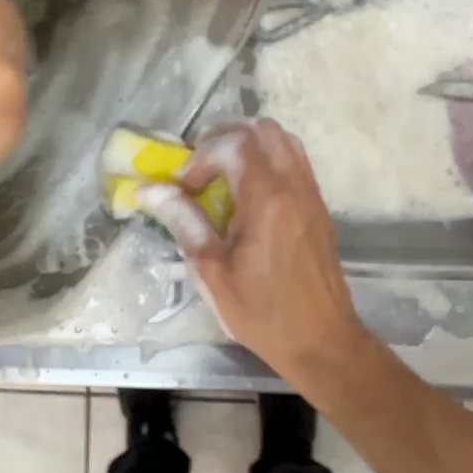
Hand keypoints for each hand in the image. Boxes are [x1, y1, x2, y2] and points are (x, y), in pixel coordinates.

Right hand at [138, 119, 378, 384]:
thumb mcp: (212, 272)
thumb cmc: (262, 314)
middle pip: (261, 130)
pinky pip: (295, 160)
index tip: (186, 187)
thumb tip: (149, 190)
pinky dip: (267, 159)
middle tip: (199, 167)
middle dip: (224, 138)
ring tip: (221, 174)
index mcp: (267, 202)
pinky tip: (247, 192)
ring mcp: (312, 194)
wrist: (323, 342)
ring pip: (282, 139)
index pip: (233, 145)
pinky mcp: (319, 206)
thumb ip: (184, 221)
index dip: (202, 155)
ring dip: (247, 145)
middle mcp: (295, 187)